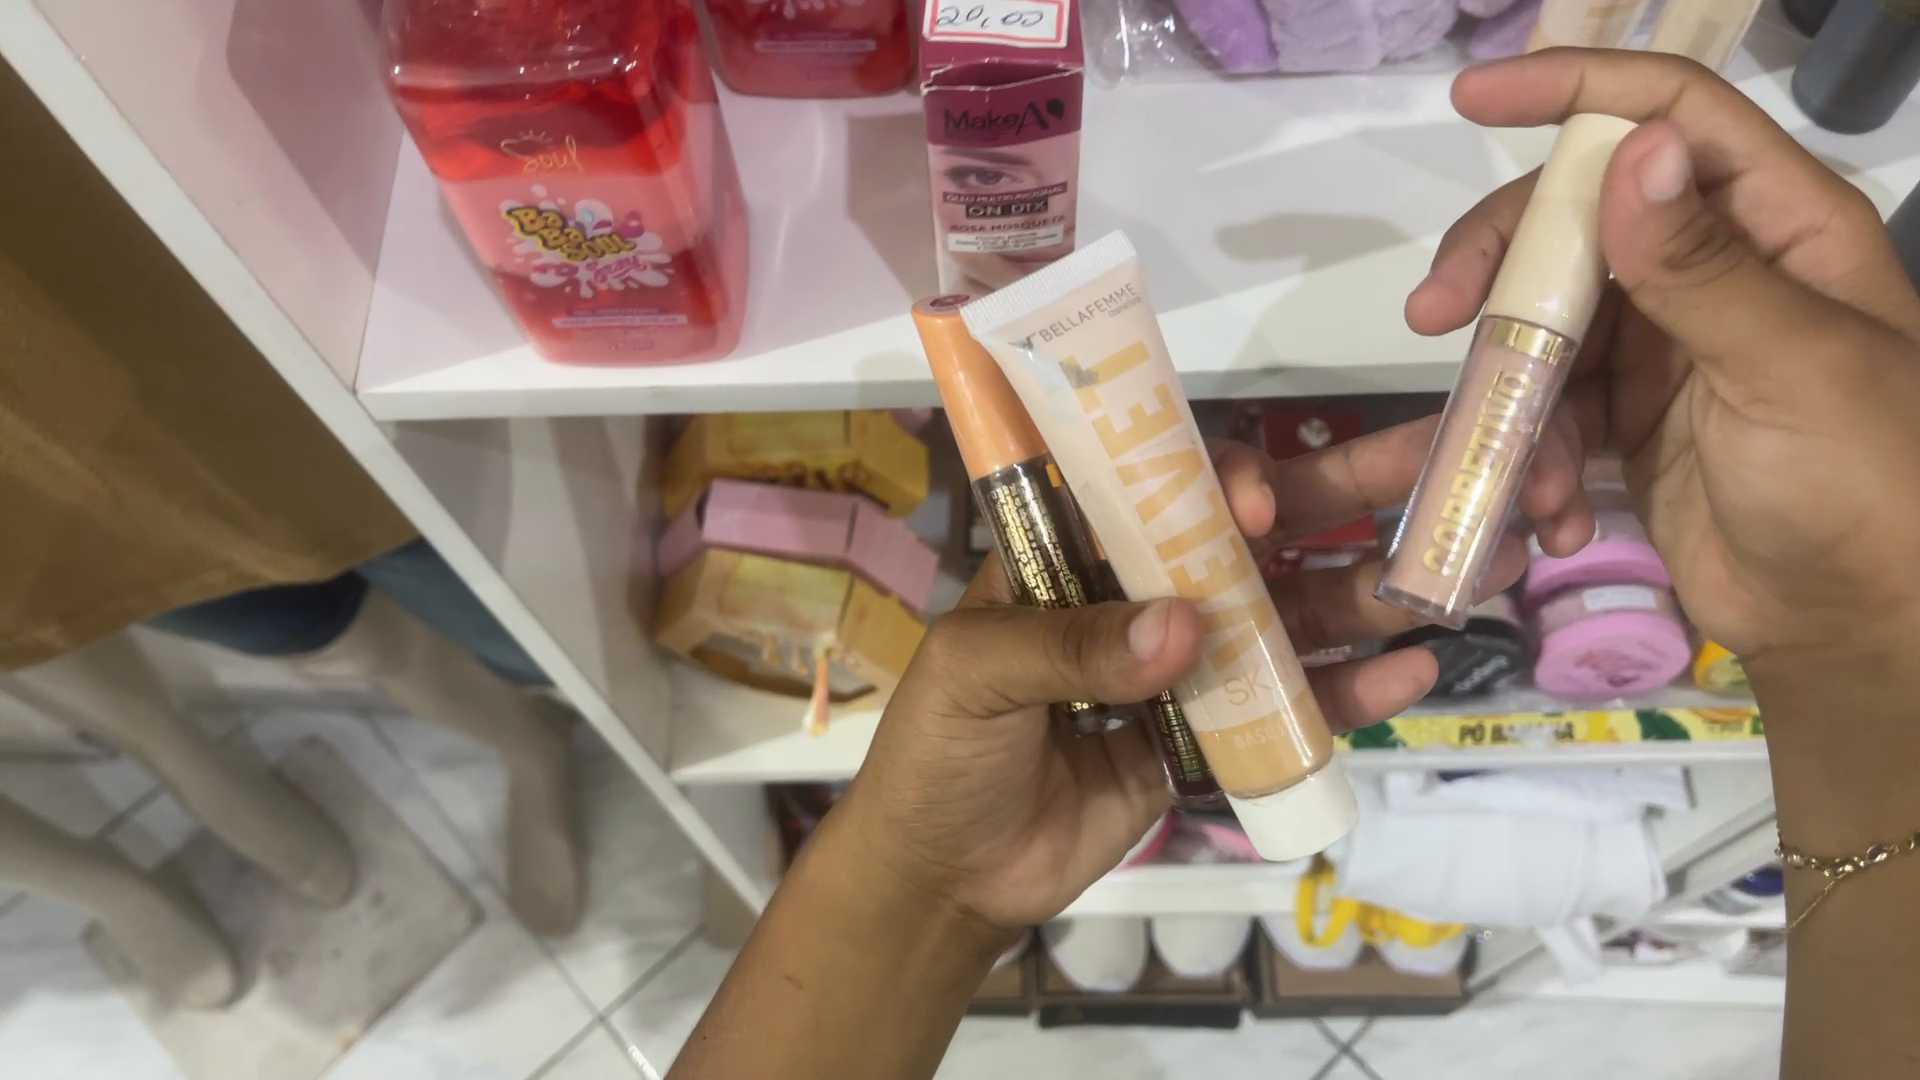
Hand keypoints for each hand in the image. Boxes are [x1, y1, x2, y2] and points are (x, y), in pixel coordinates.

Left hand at [832, 420, 1584, 931]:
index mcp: (1070, 557)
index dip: (1213, 480)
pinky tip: (1407, 670)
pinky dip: (1340, 690)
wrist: (951, 870)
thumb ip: (1070, 647)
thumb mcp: (977, 675)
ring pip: (1280, 616)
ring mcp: (1179, 667)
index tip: (1257, 508)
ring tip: (1461, 575)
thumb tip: (1186, 628)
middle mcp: (1135, 595)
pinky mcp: (1205, 735)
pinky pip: (1281, 705)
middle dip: (1335, 504)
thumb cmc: (940, 749)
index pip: (1152, 489)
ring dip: (1365, 594)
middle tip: (1437, 473)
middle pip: (1241, 539)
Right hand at [1408, 50, 1919, 665]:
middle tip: (1431, 317)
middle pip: (1564, 226)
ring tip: (1530, 473)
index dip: (1571, 94)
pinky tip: (1552, 509)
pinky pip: (1537, 406)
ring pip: (1534, 327)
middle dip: (1490, 268)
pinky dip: (1529, 456)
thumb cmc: (1866, 487)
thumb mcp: (1788, 369)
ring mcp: (1650, 347)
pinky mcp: (1610, 412)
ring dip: (1512, 398)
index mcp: (1772, 230)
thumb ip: (1703, 268)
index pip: (1668, 120)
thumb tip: (1631, 156)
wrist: (1853, 616)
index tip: (1472, 96)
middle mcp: (1701, 273)